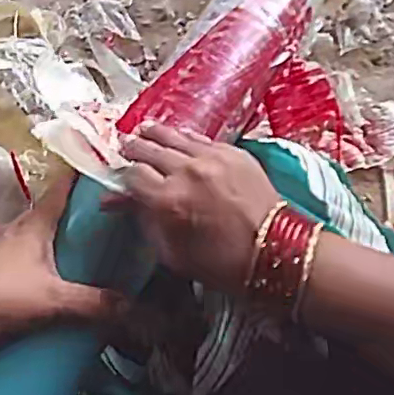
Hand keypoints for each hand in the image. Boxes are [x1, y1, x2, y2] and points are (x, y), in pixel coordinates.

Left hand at [0, 170, 118, 341]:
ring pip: (33, 230)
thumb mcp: (54, 300)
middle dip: (72, 207)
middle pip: (49, 209)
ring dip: (52, 232)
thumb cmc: (2, 294)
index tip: (97, 161)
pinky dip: (36, 253)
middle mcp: (16, 227)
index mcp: (35, 223)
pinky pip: (19, 251)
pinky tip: (44, 269)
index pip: (62, 187)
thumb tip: (128, 305)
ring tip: (76, 242)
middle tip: (98, 210)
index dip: (79, 172)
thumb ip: (93, 302)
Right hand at [116, 123, 281, 291]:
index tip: (120, 178)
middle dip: (133, 148)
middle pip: (148, 149)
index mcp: (168, 200)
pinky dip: (184, 138)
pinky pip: (200, 138)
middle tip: (124, 145)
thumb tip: (118, 201)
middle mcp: (186, 171)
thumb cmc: (221, 263)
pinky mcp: (233, 152)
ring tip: (143, 130)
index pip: (132, 175)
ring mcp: (212, 157)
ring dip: (154, 134)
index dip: (122, 176)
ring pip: (173, 136)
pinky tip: (178, 138)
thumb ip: (144, 223)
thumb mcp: (173, 253)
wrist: (275, 251)